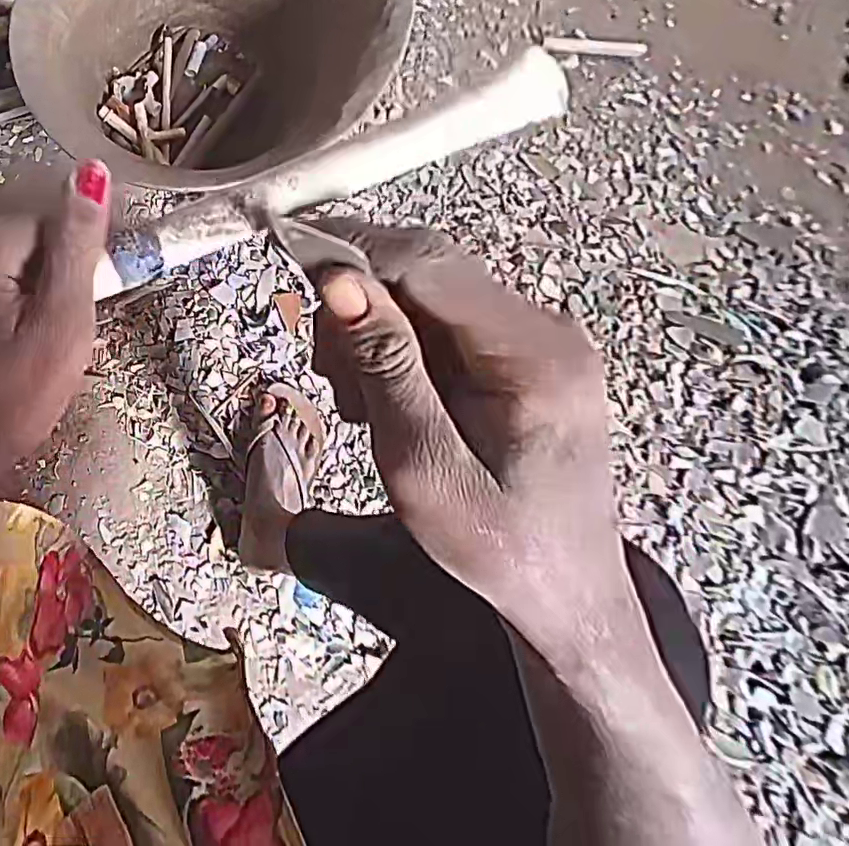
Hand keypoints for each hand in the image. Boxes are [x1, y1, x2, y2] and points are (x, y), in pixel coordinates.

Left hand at [0, 161, 111, 585]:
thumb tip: (91, 171)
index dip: (75, 274)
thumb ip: (78, 244)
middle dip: (50, 288)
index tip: (73, 319)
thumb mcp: (62, 321)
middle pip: (29, 246)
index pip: (54, 227)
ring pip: (9, 271)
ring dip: (29, 304)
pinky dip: (2, 315)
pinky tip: (2, 354)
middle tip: (51, 343)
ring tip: (27, 354)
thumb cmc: (11, 399)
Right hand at [308, 220, 633, 651]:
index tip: (286, 257)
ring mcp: (528, 337)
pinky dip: (384, 347)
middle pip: (420, 269)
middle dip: (353, 304)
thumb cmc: (494, 544)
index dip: (349, 253)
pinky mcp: (510, 352)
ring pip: (416, 293)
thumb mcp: (421, 462)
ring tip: (357, 401)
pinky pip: (429, 322)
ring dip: (364, 330)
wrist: (561, 595)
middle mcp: (540, 327)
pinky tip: (378, 395)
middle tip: (328, 372)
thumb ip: (384, 366)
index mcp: (533, 352)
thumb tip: (338, 282)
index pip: (425, 262)